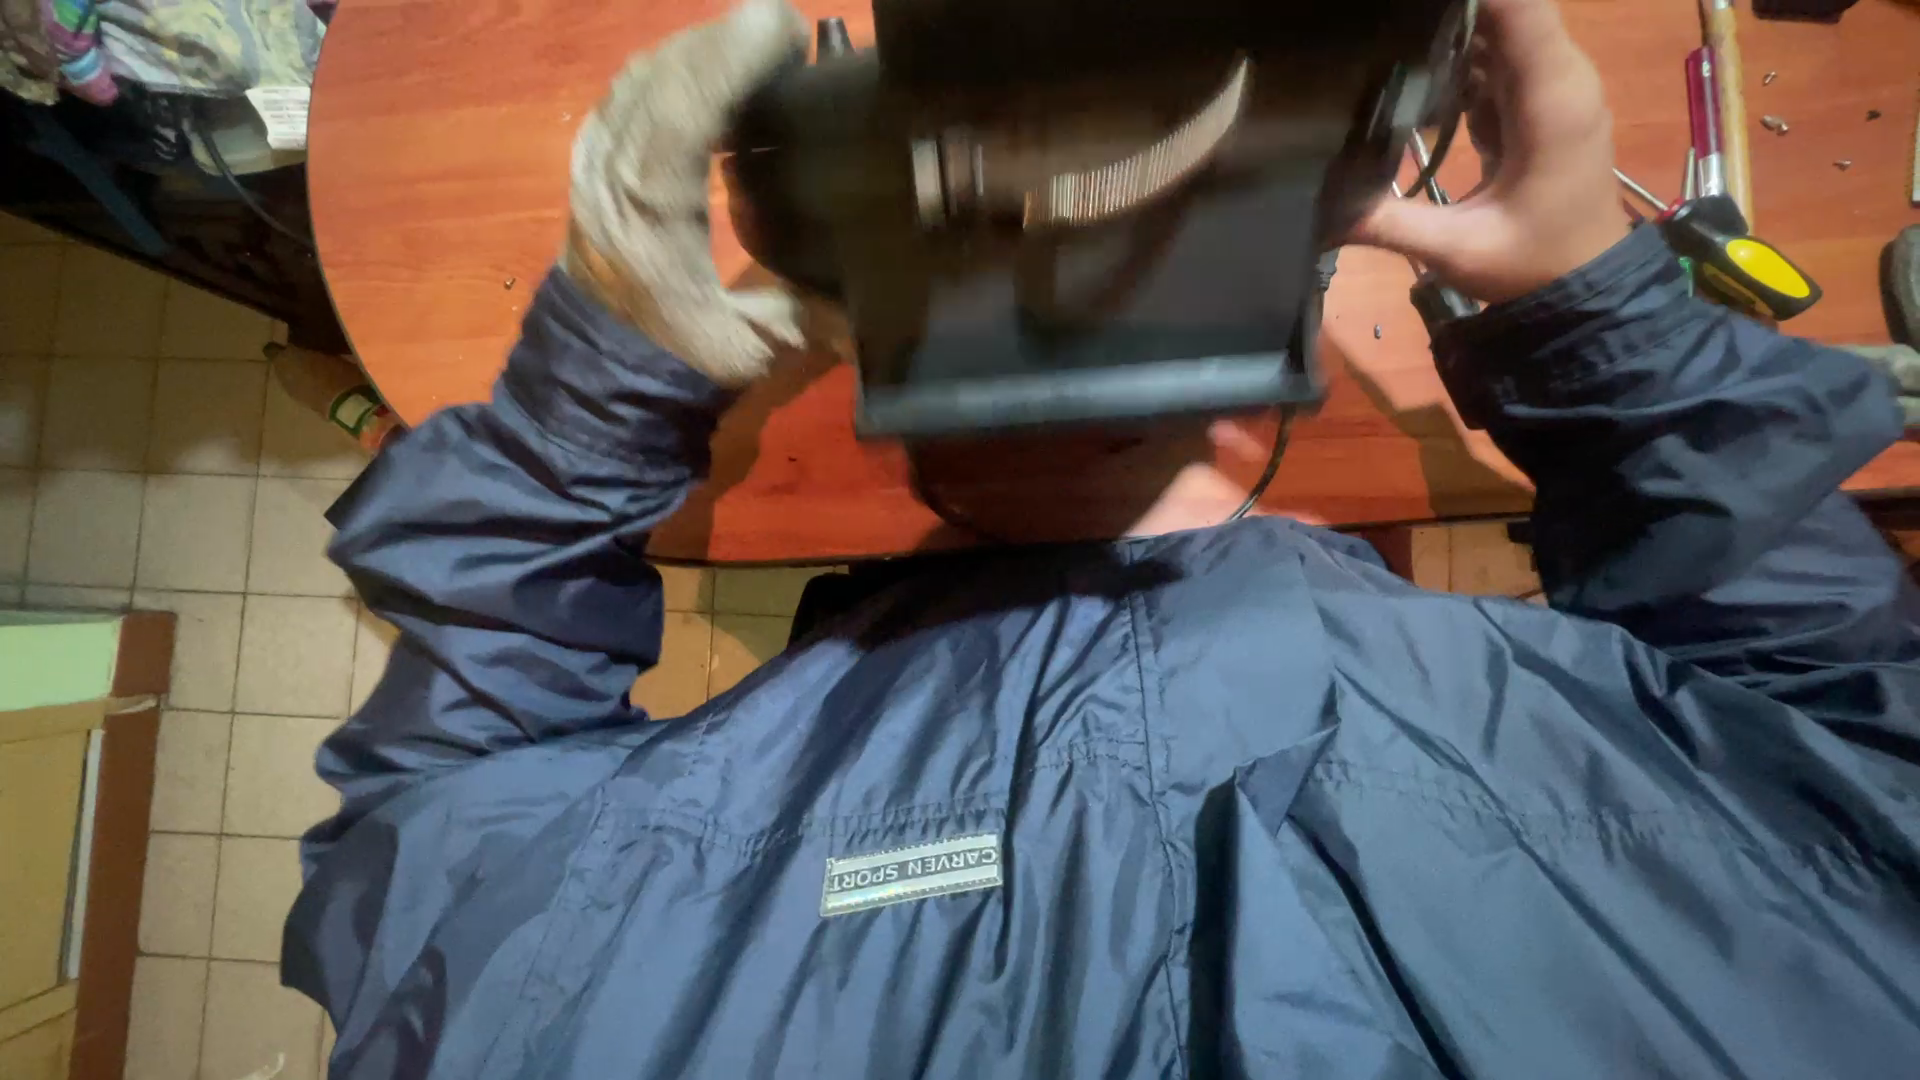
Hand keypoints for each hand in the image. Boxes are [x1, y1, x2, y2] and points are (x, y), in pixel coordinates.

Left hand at [565, 0, 812, 385]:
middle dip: (724, 38)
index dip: (736, 53)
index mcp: (651, 208)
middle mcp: (612, 169)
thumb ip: (812, 315)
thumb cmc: (675, 361)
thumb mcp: (753, 347)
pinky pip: (626, 91)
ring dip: (697, 50)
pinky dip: (669, 72)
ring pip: (641, 73)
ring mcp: (592, 160)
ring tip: (752, 52)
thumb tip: (876, 308)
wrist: (601, 376)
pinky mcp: (589, 163)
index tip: (789, 32)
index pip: (687, 102)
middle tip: (785, 37)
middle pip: (664, 71)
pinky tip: (705, 79)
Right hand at [1348, 0, 1627, 303]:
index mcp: (1549, 99)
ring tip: (1384, 40)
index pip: (1518, 10)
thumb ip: (1388, 223)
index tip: (1403, 4)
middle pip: (1505, 13)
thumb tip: (1319, 214)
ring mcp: (1547, 91)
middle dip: (1446, 12)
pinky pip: (1493, 64)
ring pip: (1498, 35)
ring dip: (1447, 32)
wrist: (1580, 285)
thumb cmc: (1530, 263)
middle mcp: (1556, 79)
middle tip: (1376, 24)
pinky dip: (1455, 61)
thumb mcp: (1453, 248)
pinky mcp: (1532, 107)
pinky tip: (1409, 73)